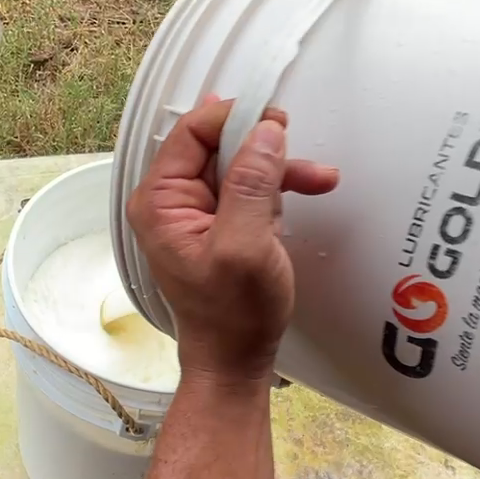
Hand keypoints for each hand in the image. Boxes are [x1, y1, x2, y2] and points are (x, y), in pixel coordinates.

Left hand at [124, 99, 338, 384]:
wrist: (235, 359)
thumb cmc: (232, 315)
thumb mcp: (244, 246)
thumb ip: (251, 185)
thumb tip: (266, 130)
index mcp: (160, 201)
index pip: (192, 132)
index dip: (236, 119)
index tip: (278, 120)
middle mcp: (171, 201)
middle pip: (218, 145)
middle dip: (263, 147)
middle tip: (300, 154)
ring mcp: (196, 213)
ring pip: (239, 164)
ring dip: (278, 169)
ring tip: (319, 179)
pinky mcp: (220, 224)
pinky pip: (248, 188)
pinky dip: (277, 188)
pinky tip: (305, 191)